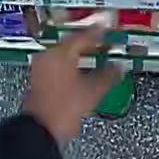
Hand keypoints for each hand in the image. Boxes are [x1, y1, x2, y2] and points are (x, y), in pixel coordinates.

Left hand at [21, 25, 119, 146]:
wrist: (41, 131)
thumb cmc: (62, 110)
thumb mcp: (93, 91)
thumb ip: (109, 76)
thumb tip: (119, 68)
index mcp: (60, 54)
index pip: (83, 36)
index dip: (99, 32)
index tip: (109, 27)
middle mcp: (48, 57)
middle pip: (72, 43)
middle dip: (90, 42)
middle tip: (104, 39)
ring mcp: (42, 69)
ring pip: (65, 53)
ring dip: (81, 53)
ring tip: (96, 53)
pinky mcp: (40, 80)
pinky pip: (59, 64)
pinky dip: (72, 63)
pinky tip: (82, 69)